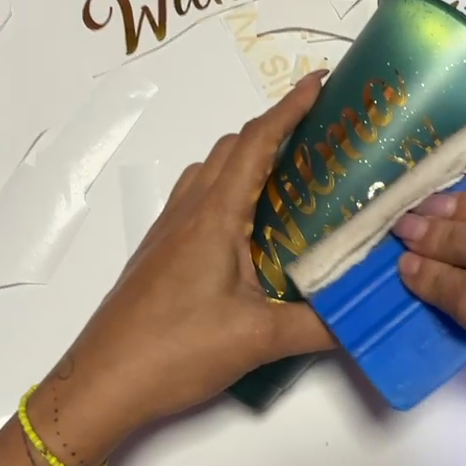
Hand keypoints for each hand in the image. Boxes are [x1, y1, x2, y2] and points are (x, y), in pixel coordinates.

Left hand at [49, 74, 334, 434]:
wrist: (100, 383)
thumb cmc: (175, 350)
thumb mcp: (257, 339)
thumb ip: (318, 326)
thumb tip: (365, 315)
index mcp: (215, 217)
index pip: (256, 143)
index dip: (289, 108)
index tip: (319, 82)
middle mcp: (189, 212)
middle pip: (230, 148)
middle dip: (273, 128)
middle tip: (317, 135)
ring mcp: (168, 231)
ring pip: (209, 171)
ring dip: (245, 157)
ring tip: (287, 175)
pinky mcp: (159, 253)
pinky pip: (197, 199)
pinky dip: (227, 189)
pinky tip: (246, 226)